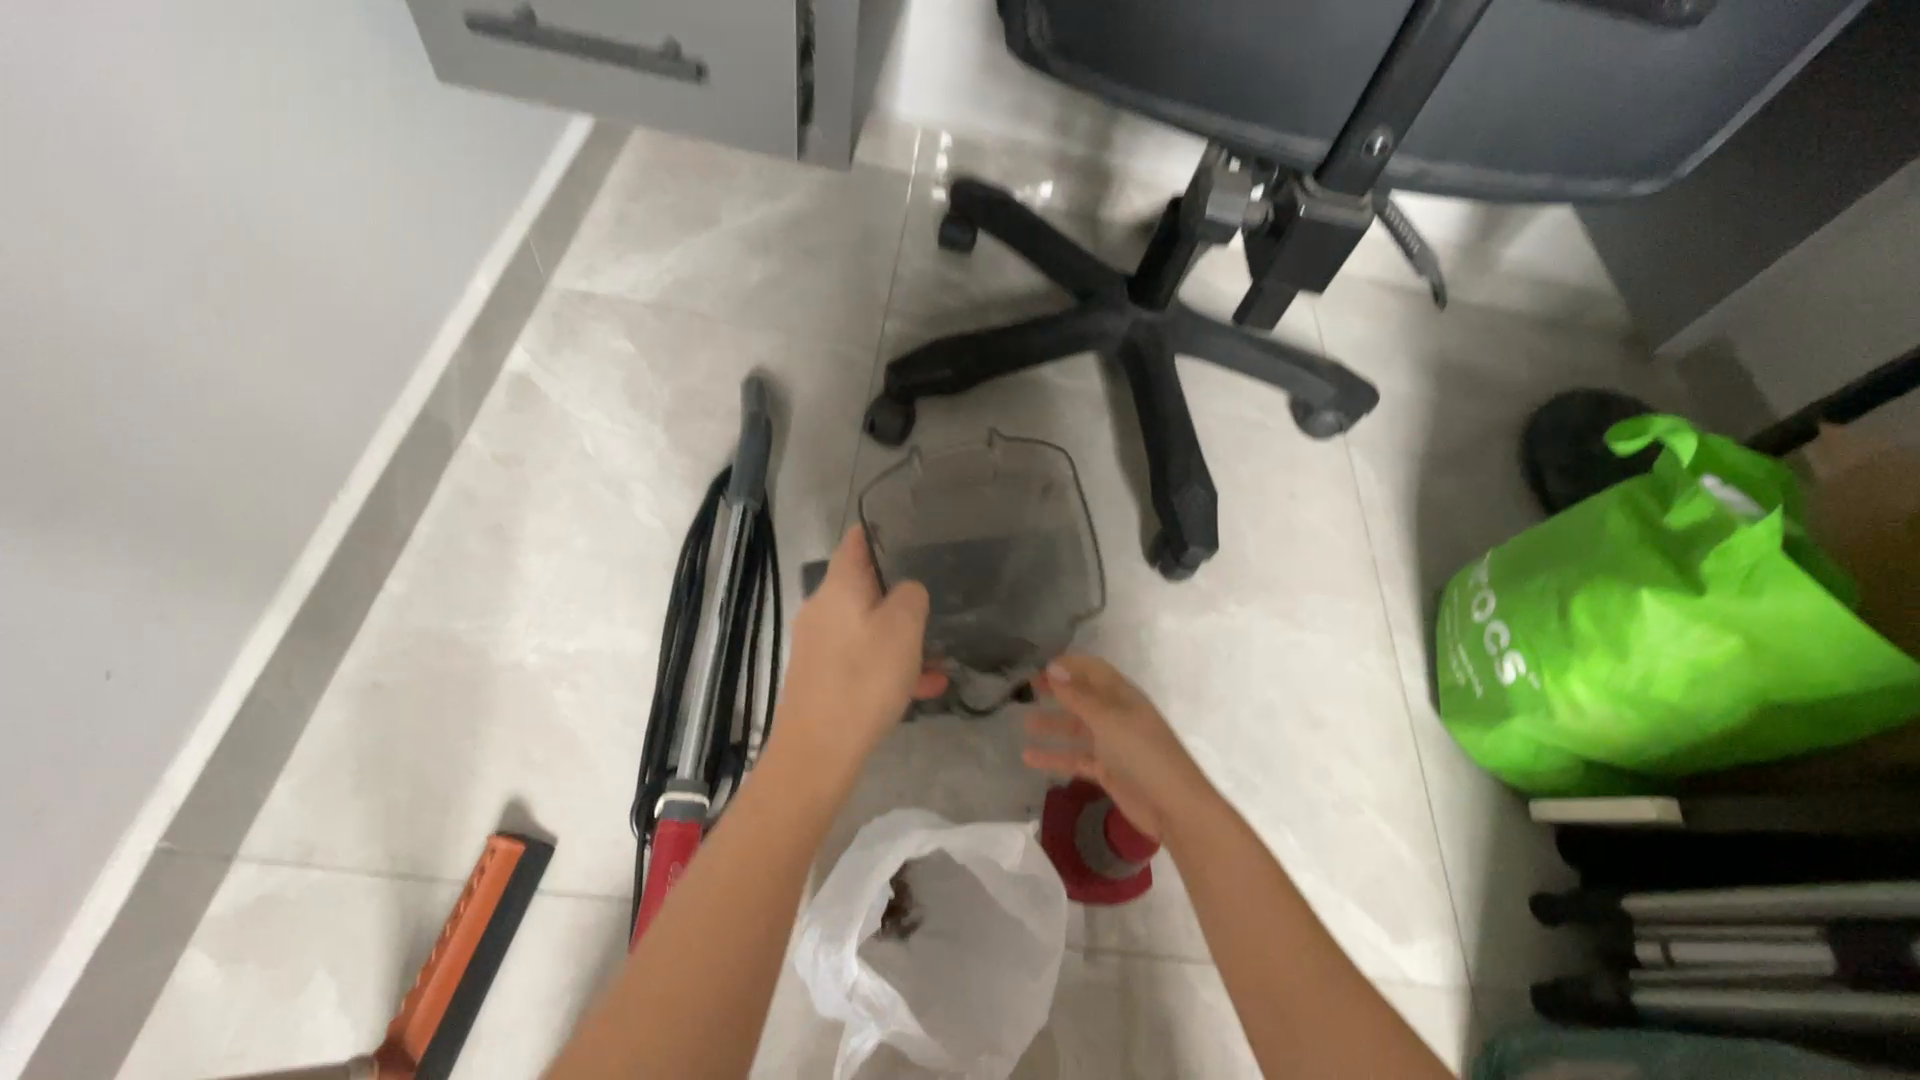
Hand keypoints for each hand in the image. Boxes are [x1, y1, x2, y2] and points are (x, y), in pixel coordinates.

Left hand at [767, 528, 945, 780]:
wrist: (818, 751)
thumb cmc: (864, 678)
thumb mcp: (903, 628)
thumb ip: (910, 595)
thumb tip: (906, 590)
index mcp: (839, 586)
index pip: (856, 541)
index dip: (882, 531)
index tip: (912, 531)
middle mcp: (822, 609)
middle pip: (865, 588)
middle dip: (901, 596)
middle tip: (938, 603)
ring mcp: (819, 645)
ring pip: (868, 629)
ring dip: (903, 639)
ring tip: (941, 658)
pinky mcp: (822, 677)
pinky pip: (862, 660)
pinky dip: (890, 667)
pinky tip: (925, 688)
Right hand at [1022, 655, 1214, 840]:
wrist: (1172, 805)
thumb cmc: (1142, 753)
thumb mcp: (1108, 719)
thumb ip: (1078, 695)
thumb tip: (1053, 667)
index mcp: (1122, 696)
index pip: (1093, 671)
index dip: (1070, 666)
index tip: (1041, 667)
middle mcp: (1117, 716)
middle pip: (1084, 697)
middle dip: (1059, 690)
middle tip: (1030, 688)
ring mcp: (1112, 744)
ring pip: (1077, 729)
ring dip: (1054, 724)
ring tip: (1026, 722)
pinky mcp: (1107, 770)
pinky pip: (1075, 758)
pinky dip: (1054, 757)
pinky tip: (1029, 757)